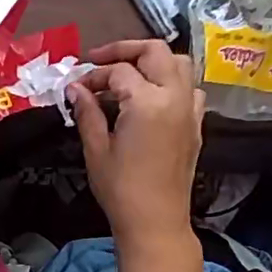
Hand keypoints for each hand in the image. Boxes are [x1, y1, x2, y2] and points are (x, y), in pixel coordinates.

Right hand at [70, 39, 204, 245]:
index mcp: (147, 101)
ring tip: (127, 76)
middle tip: (99, 61)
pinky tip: (151, 98)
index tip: (75, 86)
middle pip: (156, 51)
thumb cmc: (120, 189)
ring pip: (179, 64)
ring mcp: (190, 109)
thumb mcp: (96, 149)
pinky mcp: (196, 124)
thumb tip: (75, 88)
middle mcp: (174, 96)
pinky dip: (171, 82)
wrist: (155, 221)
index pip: (118, 72)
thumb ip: (87, 113)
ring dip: (152, 62)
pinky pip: (190, 88)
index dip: (93, 74)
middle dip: (125, 50)